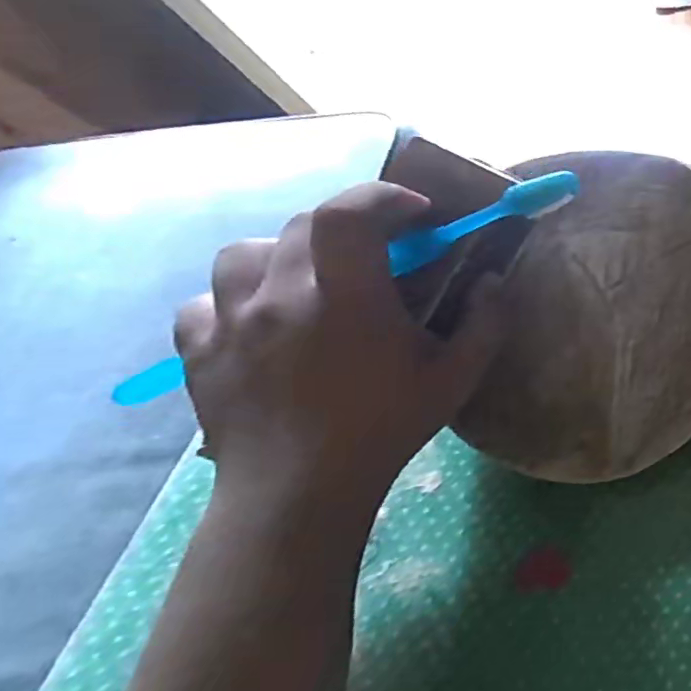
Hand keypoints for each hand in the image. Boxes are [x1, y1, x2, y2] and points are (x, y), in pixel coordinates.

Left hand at [174, 182, 504, 522]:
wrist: (300, 494)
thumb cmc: (385, 430)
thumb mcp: (456, 378)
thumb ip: (486, 322)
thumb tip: (491, 280)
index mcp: (346, 296)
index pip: (350, 211)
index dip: (384, 196)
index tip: (414, 212)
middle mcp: (281, 295)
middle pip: (303, 224)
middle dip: (346, 224)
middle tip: (373, 251)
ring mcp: (231, 321)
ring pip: (243, 253)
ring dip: (280, 255)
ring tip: (304, 282)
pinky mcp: (199, 351)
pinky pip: (205, 303)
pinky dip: (232, 302)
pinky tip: (257, 325)